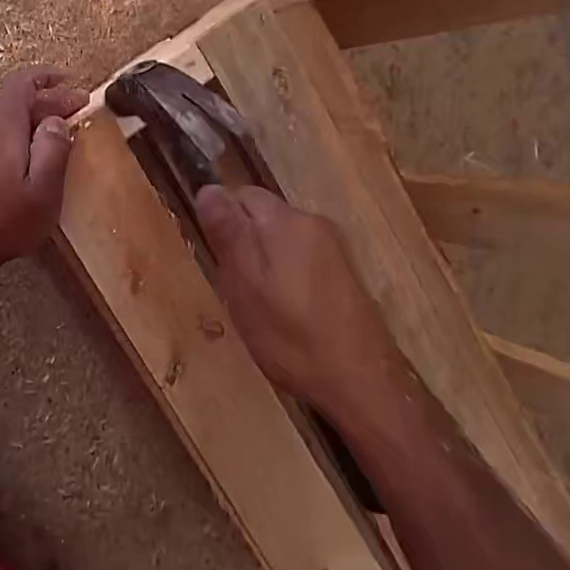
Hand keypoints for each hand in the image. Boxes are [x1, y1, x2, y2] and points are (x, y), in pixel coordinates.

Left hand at [0, 67, 88, 273]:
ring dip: (41, 117)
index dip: (50, 77)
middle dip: (53, 100)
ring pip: (13, 115)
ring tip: (68, 130)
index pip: (22, 83)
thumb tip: (58, 122)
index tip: (75, 85)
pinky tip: (43, 149)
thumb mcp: (42, 188)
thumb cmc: (6, 220)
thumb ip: (53, 149)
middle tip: (81, 111)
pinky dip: (28, 130)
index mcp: (3, 127)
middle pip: (20, 99)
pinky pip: (5, 130)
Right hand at [194, 185, 400, 410]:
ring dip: (265, 262)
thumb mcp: (244, 285)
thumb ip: (227, 232)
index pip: (240, 195)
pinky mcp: (344, 271)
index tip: (220, 261)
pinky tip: (288, 313)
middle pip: (262, 215)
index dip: (223, 223)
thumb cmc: (291, 335)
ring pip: (281, 238)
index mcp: (286, 219)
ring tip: (261, 306)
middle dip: (244, 244)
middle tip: (238, 289)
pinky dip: (287, 276)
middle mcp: (313, 221)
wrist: (361, 382)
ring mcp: (333, 246)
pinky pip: (302, 257)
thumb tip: (208, 187)